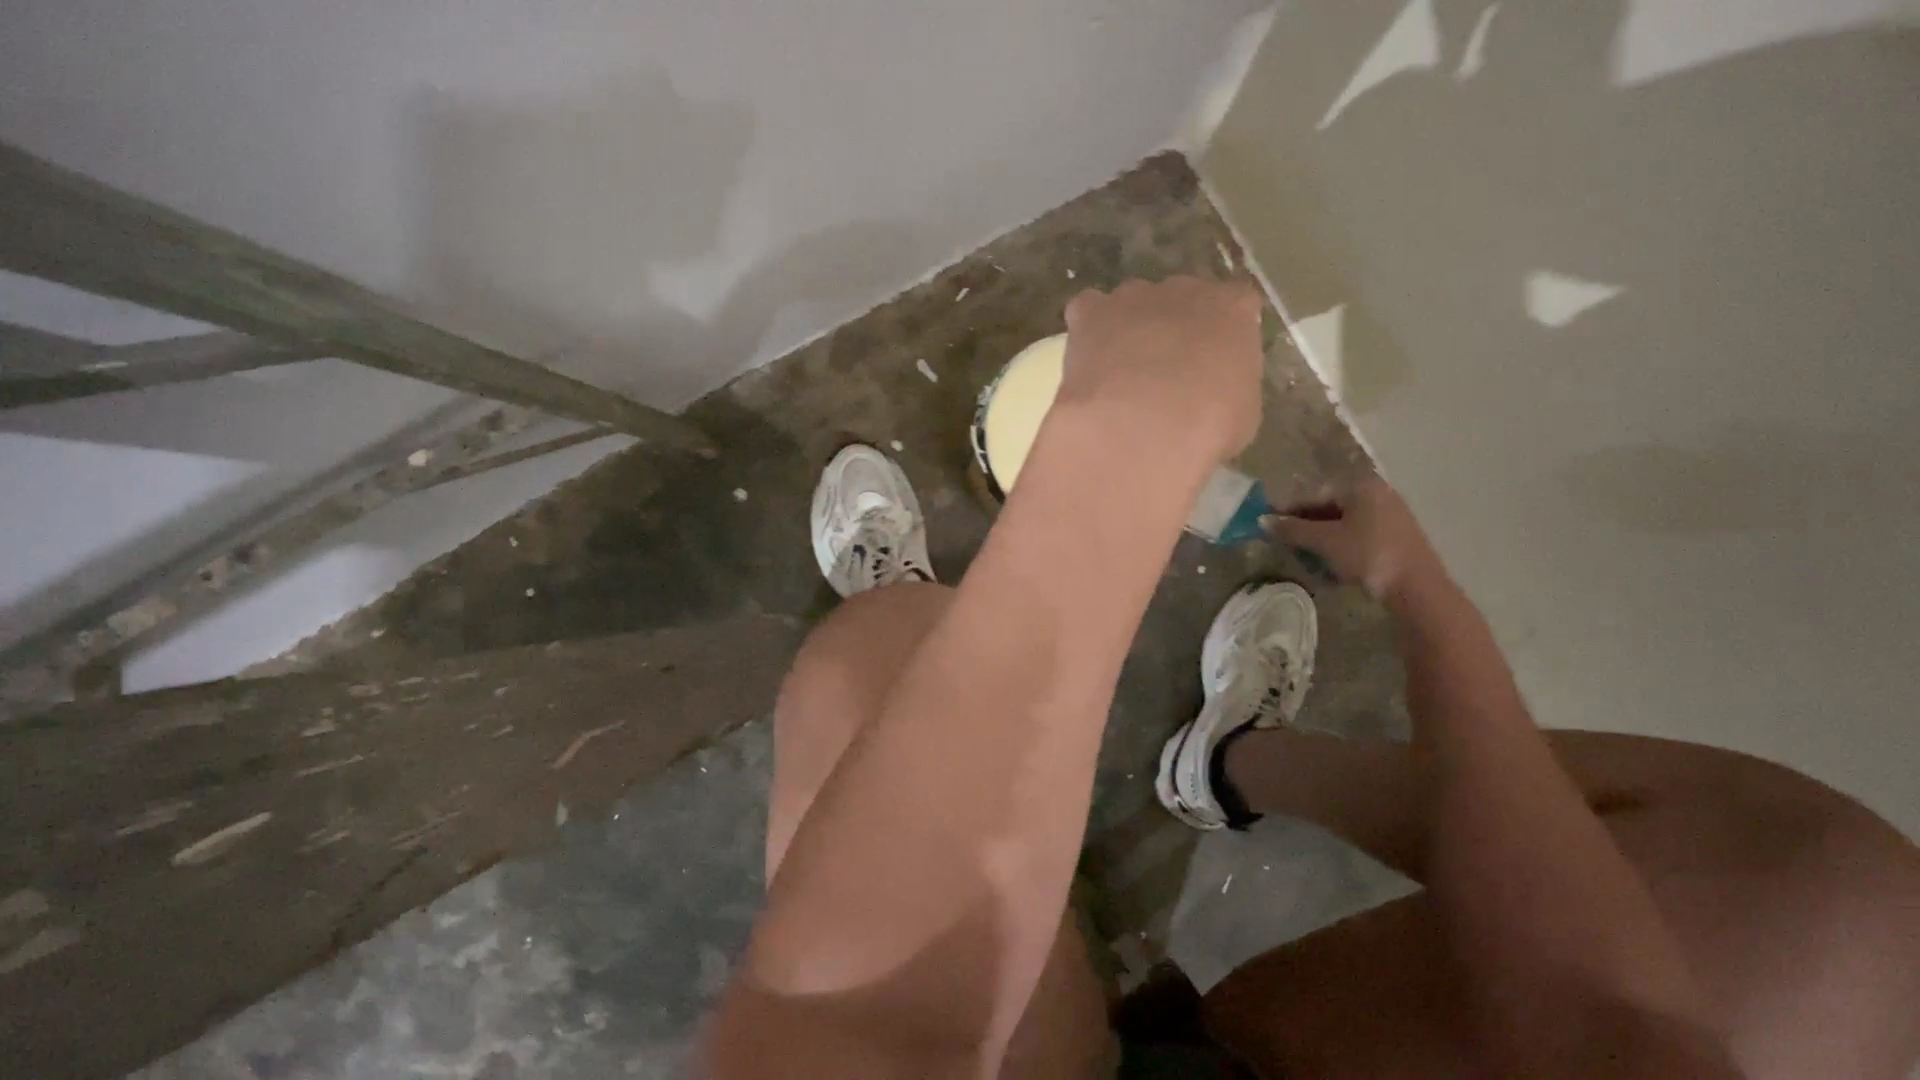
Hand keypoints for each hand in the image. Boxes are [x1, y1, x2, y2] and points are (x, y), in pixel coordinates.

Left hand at [1059, 277, 1264, 466]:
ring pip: (1132, 304)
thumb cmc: (1208, 426)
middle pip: (1181, 297)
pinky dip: (1088, 332)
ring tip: (1122, 373)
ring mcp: (1134, 296)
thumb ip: (1231, 385)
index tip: (1215, 357)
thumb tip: (1214, 390)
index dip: (1223, 329)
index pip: (1236, 303)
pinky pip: (1088, 311)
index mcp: (1233, 308)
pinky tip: (1089, 362)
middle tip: (1167, 370)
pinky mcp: (1090, 312)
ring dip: (1130, 329)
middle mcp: (1184, 290)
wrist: (1145, 426)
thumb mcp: (1242, 413)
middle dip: (1175, 326)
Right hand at [1264, 476, 1445, 600]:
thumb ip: (1293, 529)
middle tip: (1285, 544)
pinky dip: (1341, 546)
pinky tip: (1330, 565)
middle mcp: (1378, 493)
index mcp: (1361, 486)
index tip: (1269, 525)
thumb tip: (1262, 521)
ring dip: (1322, 539)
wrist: (1417, 588)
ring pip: (1345, 523)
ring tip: (1305, 557)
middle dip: (1306, 526)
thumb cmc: (1368, 555)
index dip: (1289, 510)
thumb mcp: (1325, 542)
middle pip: (1330, 507)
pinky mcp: (1397, 536)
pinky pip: (1359, 535)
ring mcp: (1390, 515)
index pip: (1315, 493)